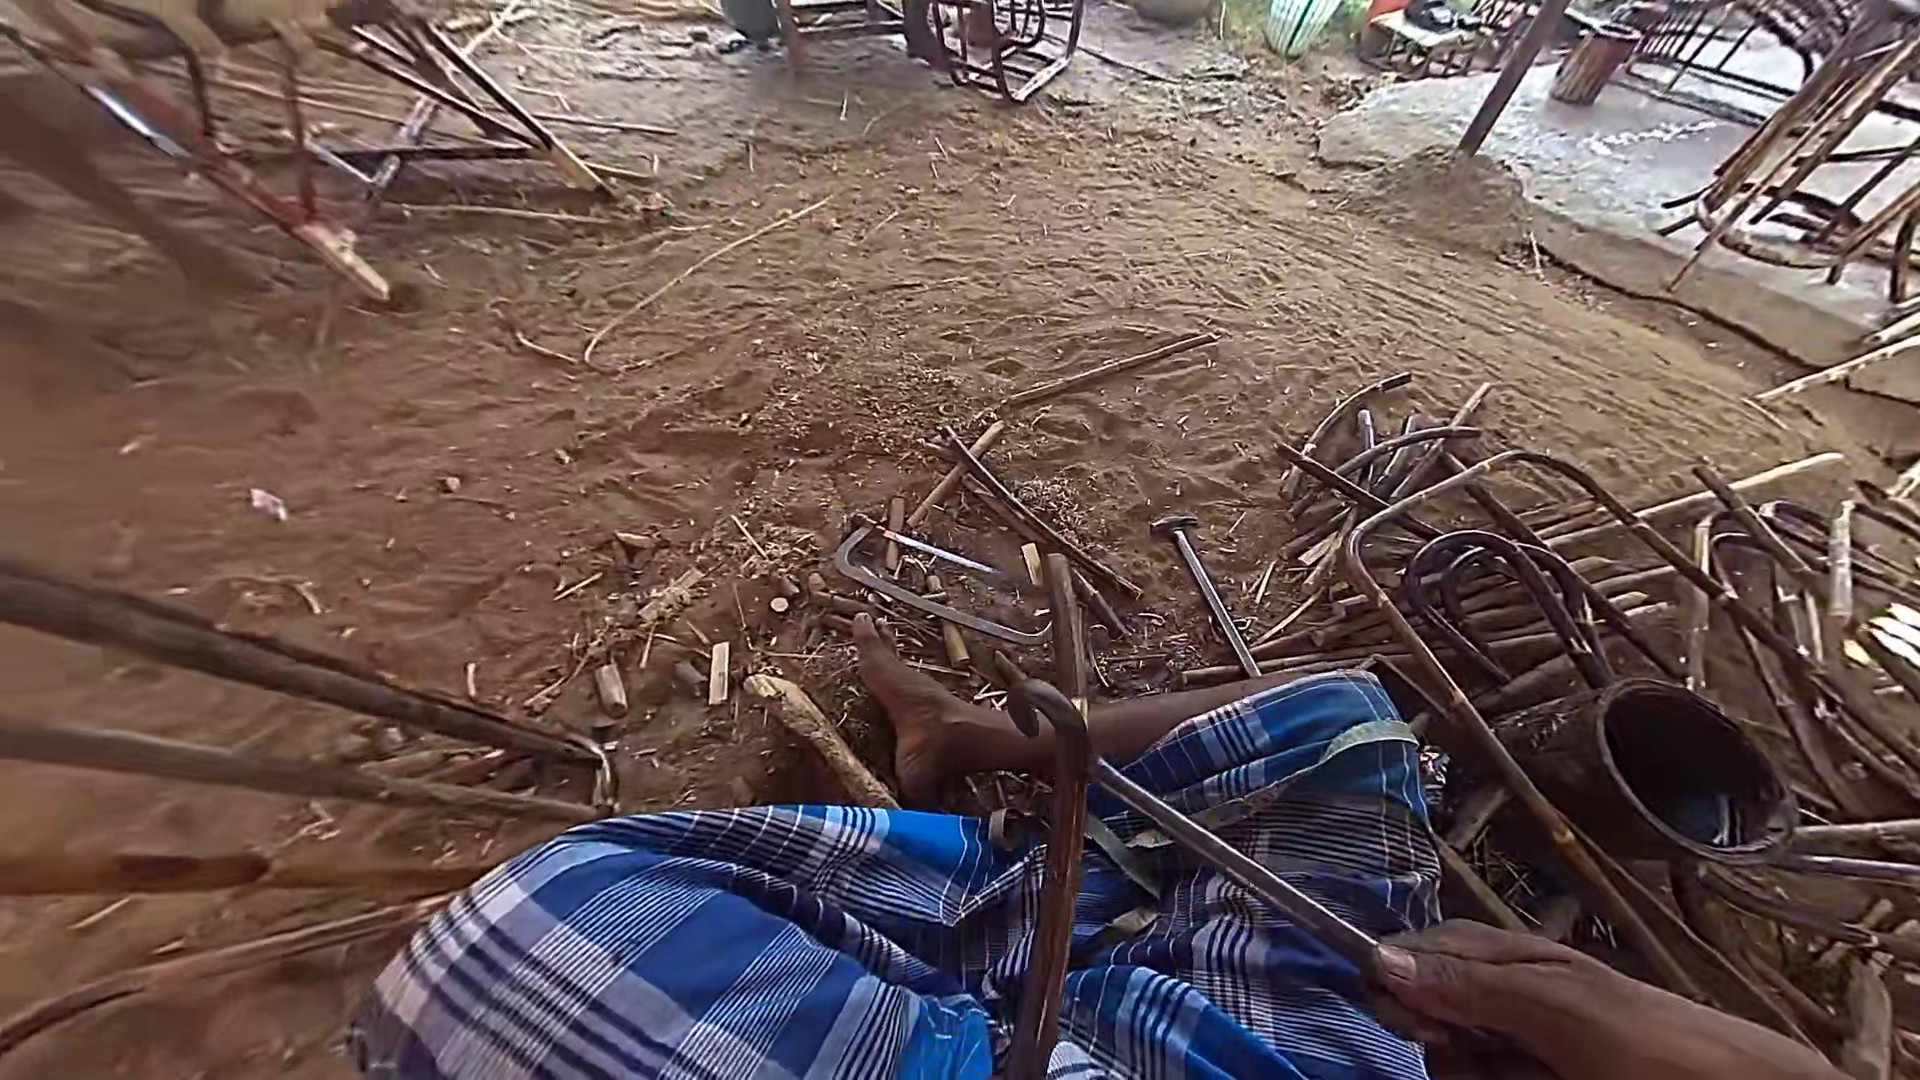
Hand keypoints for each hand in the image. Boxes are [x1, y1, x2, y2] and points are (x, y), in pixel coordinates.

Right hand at [1374, 920, 1844, 1079]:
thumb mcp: (1554, 1008)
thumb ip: (1465, 983)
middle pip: (1417, 1014)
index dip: (1395, 991)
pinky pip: (1483, 1076)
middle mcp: (1483, 990)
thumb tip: (1374, 958)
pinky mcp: (1524, 1072)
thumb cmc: (1650, 1044)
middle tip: (1492, 1066)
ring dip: (1478, 1076)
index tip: (1427, 1033)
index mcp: (1479, 952)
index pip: (1399, 957)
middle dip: (1441, 1047)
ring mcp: (1509, 1036)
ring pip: (1452, 1060)